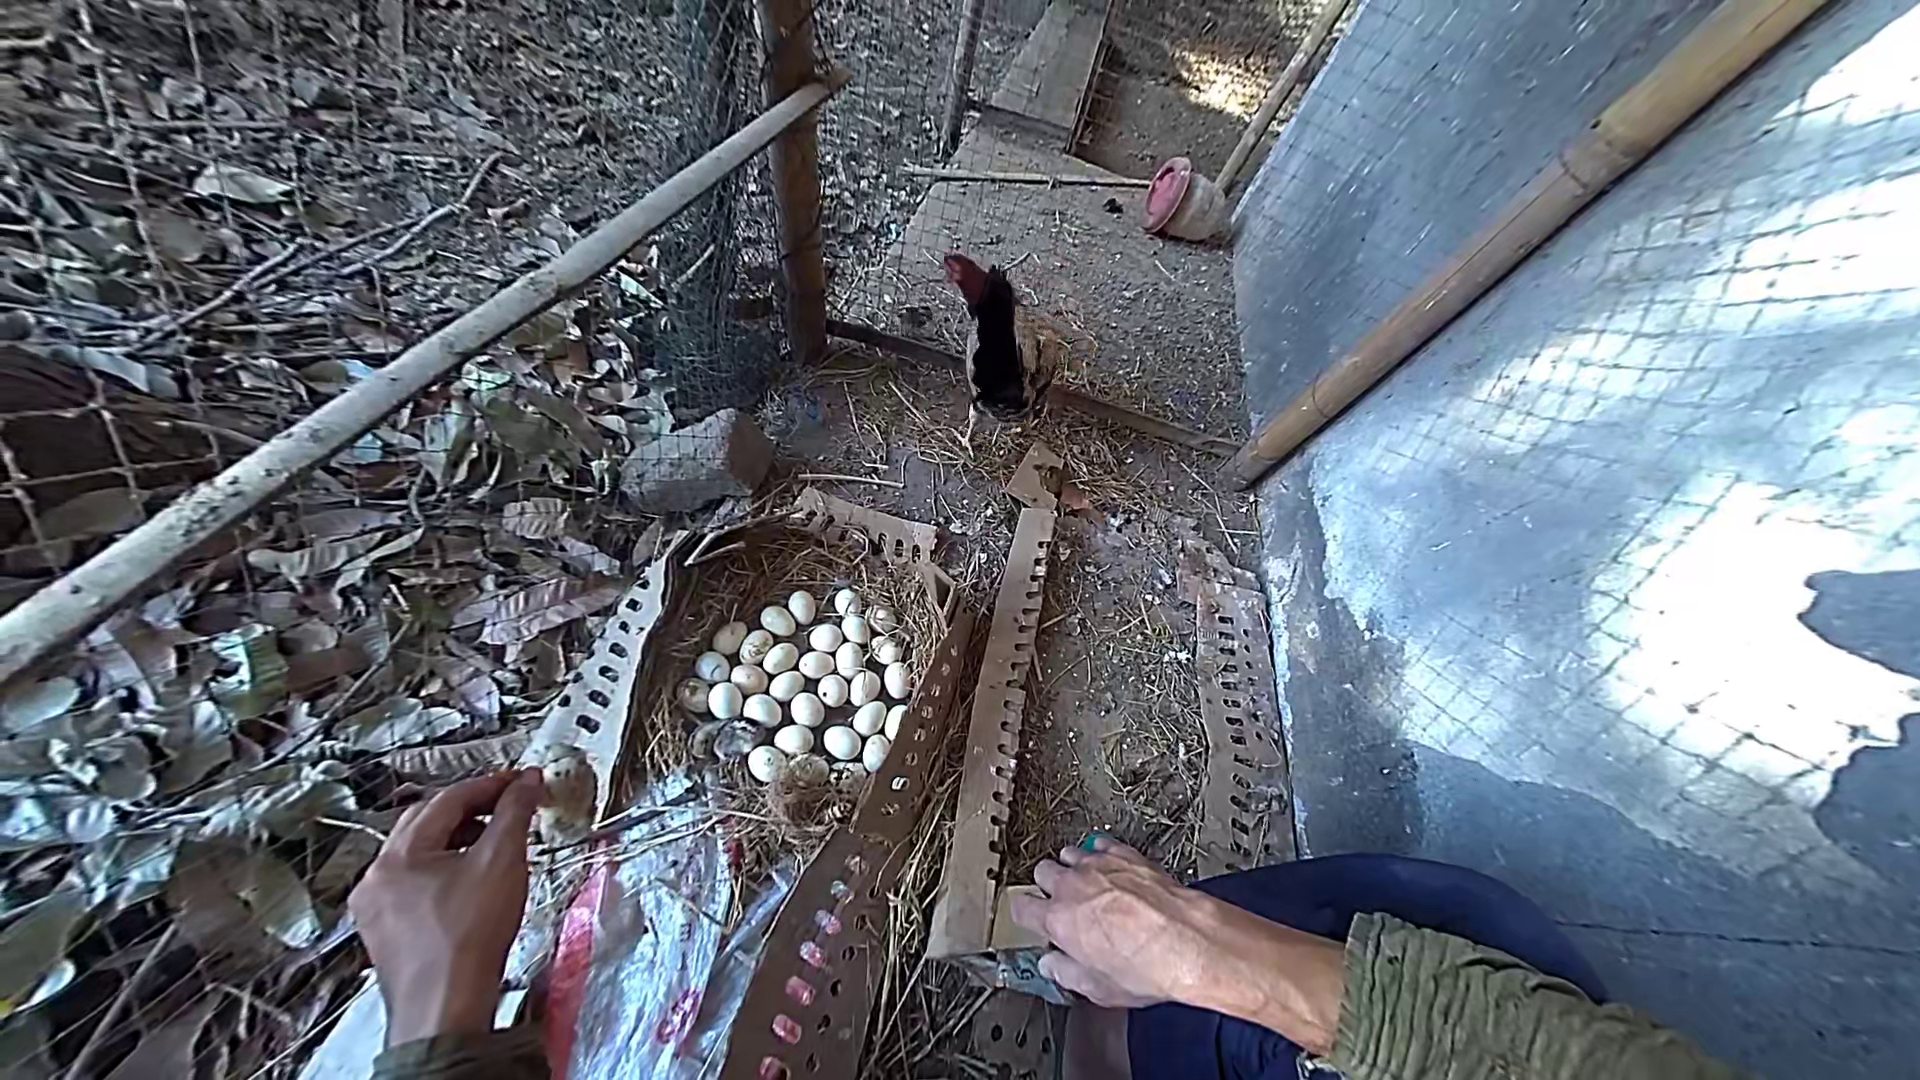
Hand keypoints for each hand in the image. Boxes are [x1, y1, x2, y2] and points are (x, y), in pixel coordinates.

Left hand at [350, 768, 545, 1045]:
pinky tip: (474, 869)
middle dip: (473, 804)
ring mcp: (375, 905)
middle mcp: (375, 877)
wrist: (447, 1003)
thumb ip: (515, 810)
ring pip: (420, 848)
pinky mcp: (385, 927)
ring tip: (498, 834)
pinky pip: (416, 875)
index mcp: (397, 857)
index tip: (526, 779)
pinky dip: (447, 859)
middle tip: (512, 800)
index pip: (448, 799)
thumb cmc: (473, 927)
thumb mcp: (502, 858)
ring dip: (460, 832)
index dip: (491, 784)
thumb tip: (530, 777)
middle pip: (426, 820)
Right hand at [1009, 837, 1345, 1054]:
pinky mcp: (1120, 853)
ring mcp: (1096, 865)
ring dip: (1073, 867)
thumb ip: (1067, 973)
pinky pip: (1099, 845)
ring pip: (1068, 853)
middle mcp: (1072, 885)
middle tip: (1061, 901)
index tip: (1031, 916)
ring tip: (1086, 883)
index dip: (1024, 912)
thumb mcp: (1100, 989)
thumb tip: (1054, 967)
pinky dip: (1101, 855)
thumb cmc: (1149, 964)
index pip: (1022, 906)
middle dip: (1049, 885)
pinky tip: (1111, 869)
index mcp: (1059, 919)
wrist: (1187, 939)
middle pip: (1042, 872)